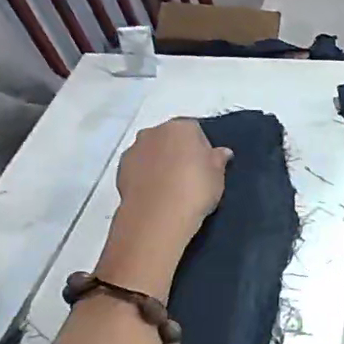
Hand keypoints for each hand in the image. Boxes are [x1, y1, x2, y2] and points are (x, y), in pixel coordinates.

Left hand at [97, 119, 231, 296]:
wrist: (158, 215)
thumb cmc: (195, 190)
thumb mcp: (218, 177)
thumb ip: (218, 160)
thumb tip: (222, 152)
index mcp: (182, 127)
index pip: (195, 131)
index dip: (202, 149)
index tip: (206, 168)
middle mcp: (155, 132)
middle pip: (170, 138)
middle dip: (178, 153)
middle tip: (190, 178)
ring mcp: (135, 149)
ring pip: (152, 152)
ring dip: (159, 164)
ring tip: (171, 190)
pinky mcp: (121, 168)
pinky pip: (139, 168)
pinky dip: (145, 176)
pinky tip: (156, 195)